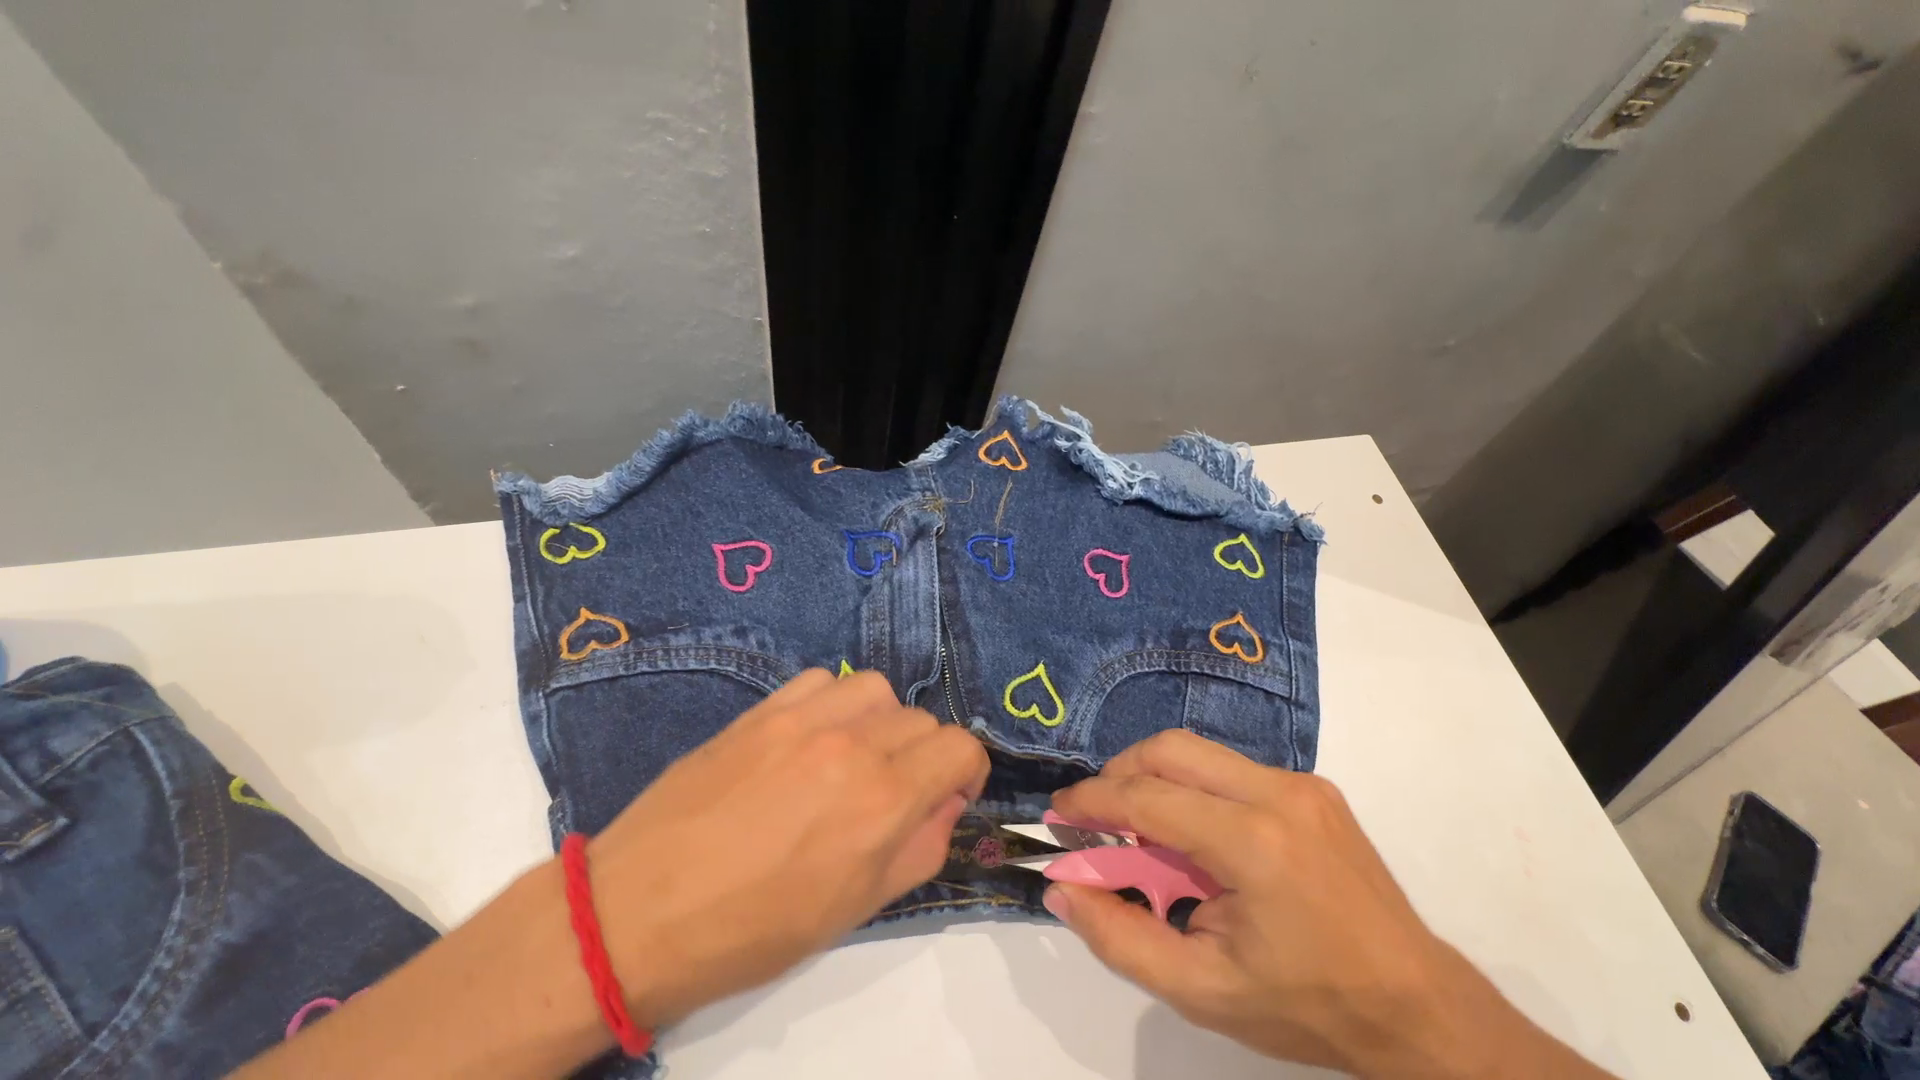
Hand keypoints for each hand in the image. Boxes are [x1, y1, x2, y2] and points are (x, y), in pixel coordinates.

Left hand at [588, 669, 988, 1027]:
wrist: (642, 913)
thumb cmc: (754, 930)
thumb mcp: (857, 909)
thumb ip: (920, 847)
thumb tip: (944, 802)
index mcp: (883, 800)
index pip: (960, 747)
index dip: (968, 772)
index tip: (948, 796)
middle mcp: (850, 745)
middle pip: (921, 720)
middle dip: (924, 756)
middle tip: (895, 793)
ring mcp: (800, 720)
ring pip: (874, 688)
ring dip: (882, 720)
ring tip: (855, 757)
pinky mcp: (758, 712)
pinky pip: (819, 681)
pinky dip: (833, 702)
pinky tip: (812, 738)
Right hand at [1046, 732, 1613, 1079]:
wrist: (1418, 1008)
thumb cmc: (1306, 1005)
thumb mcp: (1201, 990)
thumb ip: (1119, 938)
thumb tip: (1061, 887)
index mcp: (1252, 843)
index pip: (1146, 798)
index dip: (1091, 802)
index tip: (1057, 815)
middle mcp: (1278, 794)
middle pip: (1171, 750)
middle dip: (1120, 774)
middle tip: (1096, 819)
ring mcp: (1303, 786)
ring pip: (1201, 754)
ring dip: (1157, 781)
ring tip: (1143, 836)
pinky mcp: (1316, 791)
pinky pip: (1233, 771)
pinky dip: (1195, 791)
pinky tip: (1196, 841)